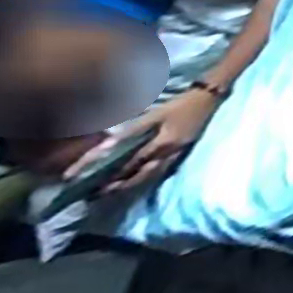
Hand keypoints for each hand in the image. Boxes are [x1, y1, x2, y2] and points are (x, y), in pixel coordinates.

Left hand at [64, 87, 220, 191]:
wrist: (210, 97)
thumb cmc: (181, 104)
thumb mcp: (155, 115)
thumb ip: (130, 132)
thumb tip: (103, 148)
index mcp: (160, 145)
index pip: (128, 164)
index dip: (106, 174)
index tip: (81, 181)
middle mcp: (168, 153)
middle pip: (139, 176)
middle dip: (117, 186)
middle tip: (95, 195)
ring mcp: (177, 153)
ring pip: (151, 175)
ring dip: (131, 185)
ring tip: (112, 192)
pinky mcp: (183, 150)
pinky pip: (162, 170)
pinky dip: (147, 177)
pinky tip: (140, 179)